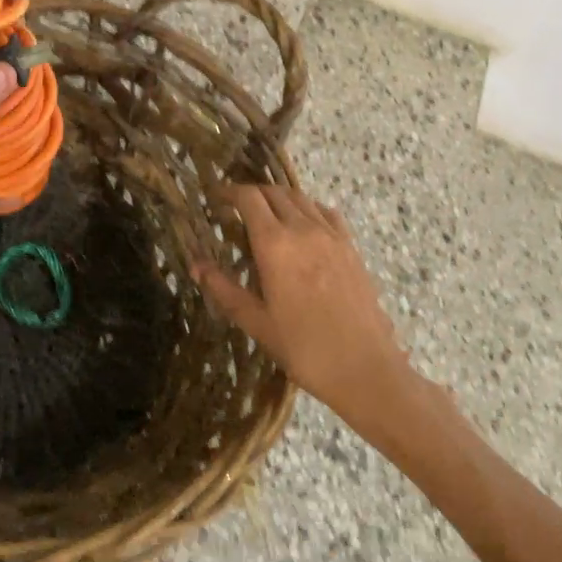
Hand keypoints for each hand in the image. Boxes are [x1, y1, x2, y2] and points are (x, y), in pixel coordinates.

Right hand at [191, 185, 415, 421]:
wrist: (366, 369)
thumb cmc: (304, 348)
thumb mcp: (255, 321)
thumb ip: (223, 288)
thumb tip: (195, 265)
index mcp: (275, 244)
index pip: (248, 197)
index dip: (228, 191)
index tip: (215, 199)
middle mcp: (303, 229)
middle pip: (274, 192)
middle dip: (251, 194)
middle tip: (235, 210)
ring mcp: (332, 236)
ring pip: (300, 198)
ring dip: (278, 199)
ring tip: (265, 217)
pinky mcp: (351, 248)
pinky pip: (326, 213)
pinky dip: (307, 209)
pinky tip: (302, 227)